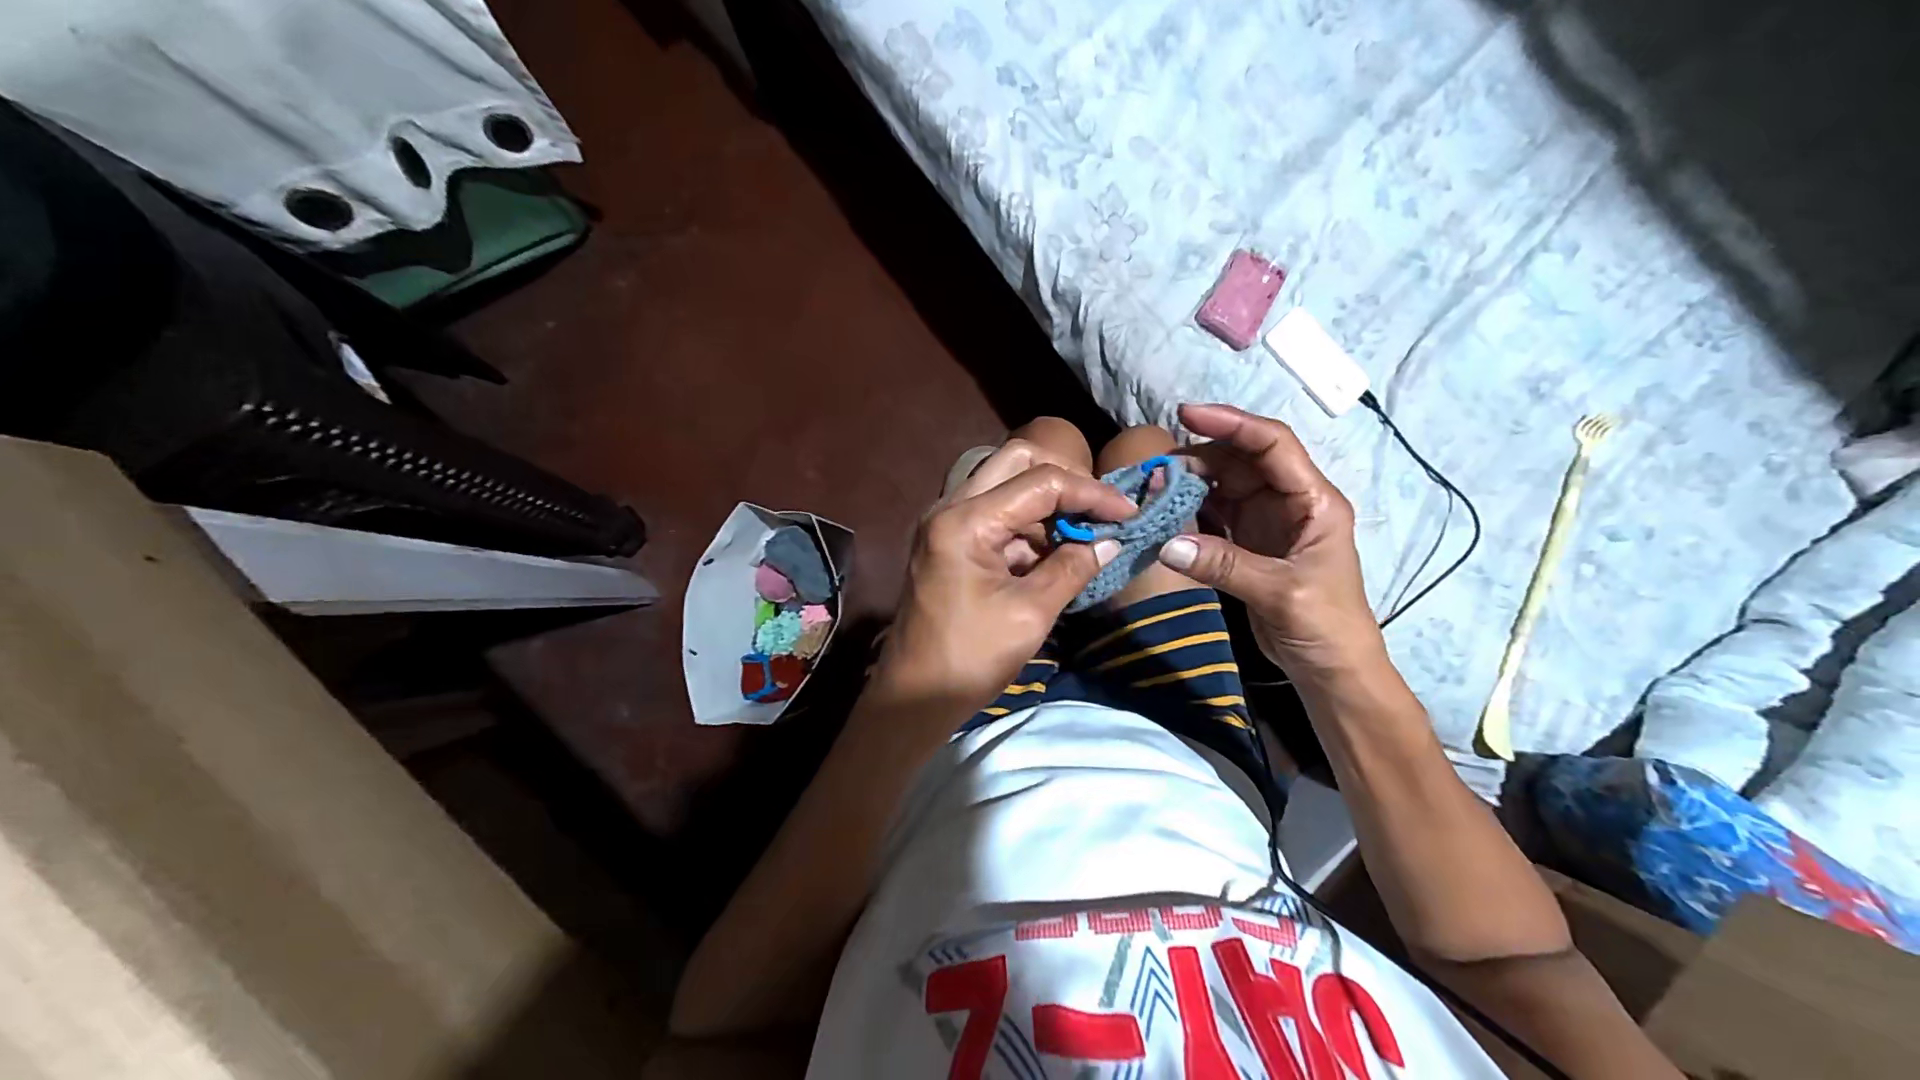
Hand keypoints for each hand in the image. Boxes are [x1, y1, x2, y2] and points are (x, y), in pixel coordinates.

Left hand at [877, 463, 1132, 711]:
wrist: (914, 694)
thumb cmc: (970, 657)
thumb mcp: (1031, 613)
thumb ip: (1073, 567)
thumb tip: (1110, 541)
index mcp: (965, 520)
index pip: (1040, 481)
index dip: (1091, 492)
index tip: (1128, 512)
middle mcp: (950, 507)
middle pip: (1017, 462)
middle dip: (1064, 481)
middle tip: (1098, 511)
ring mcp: (946, 522)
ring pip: (1006, 485)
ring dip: (1047, 505)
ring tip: (1084, 536)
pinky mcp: (949, 541)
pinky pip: (995, 514)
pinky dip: (1028, 527)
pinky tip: (1056, 552)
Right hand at [1157, 403, 1383, 681]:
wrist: (1331, 670)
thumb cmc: (1326, 625)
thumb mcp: (1281, 593)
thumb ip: (1225, 565)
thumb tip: (1167, 543)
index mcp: (1313, 500)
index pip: (1272, 445)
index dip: (1232, 424)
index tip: (1187, 414)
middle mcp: (1288, 501)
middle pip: (1240, 461)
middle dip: (1198, 457)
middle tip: (1154, 470)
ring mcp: (1265, 521)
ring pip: (1222, 486)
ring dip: (1188, 484)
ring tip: (1152, 490)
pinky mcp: (1246, 543)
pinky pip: (1212, 515)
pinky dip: (1188, 511)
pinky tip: (1164, 514)